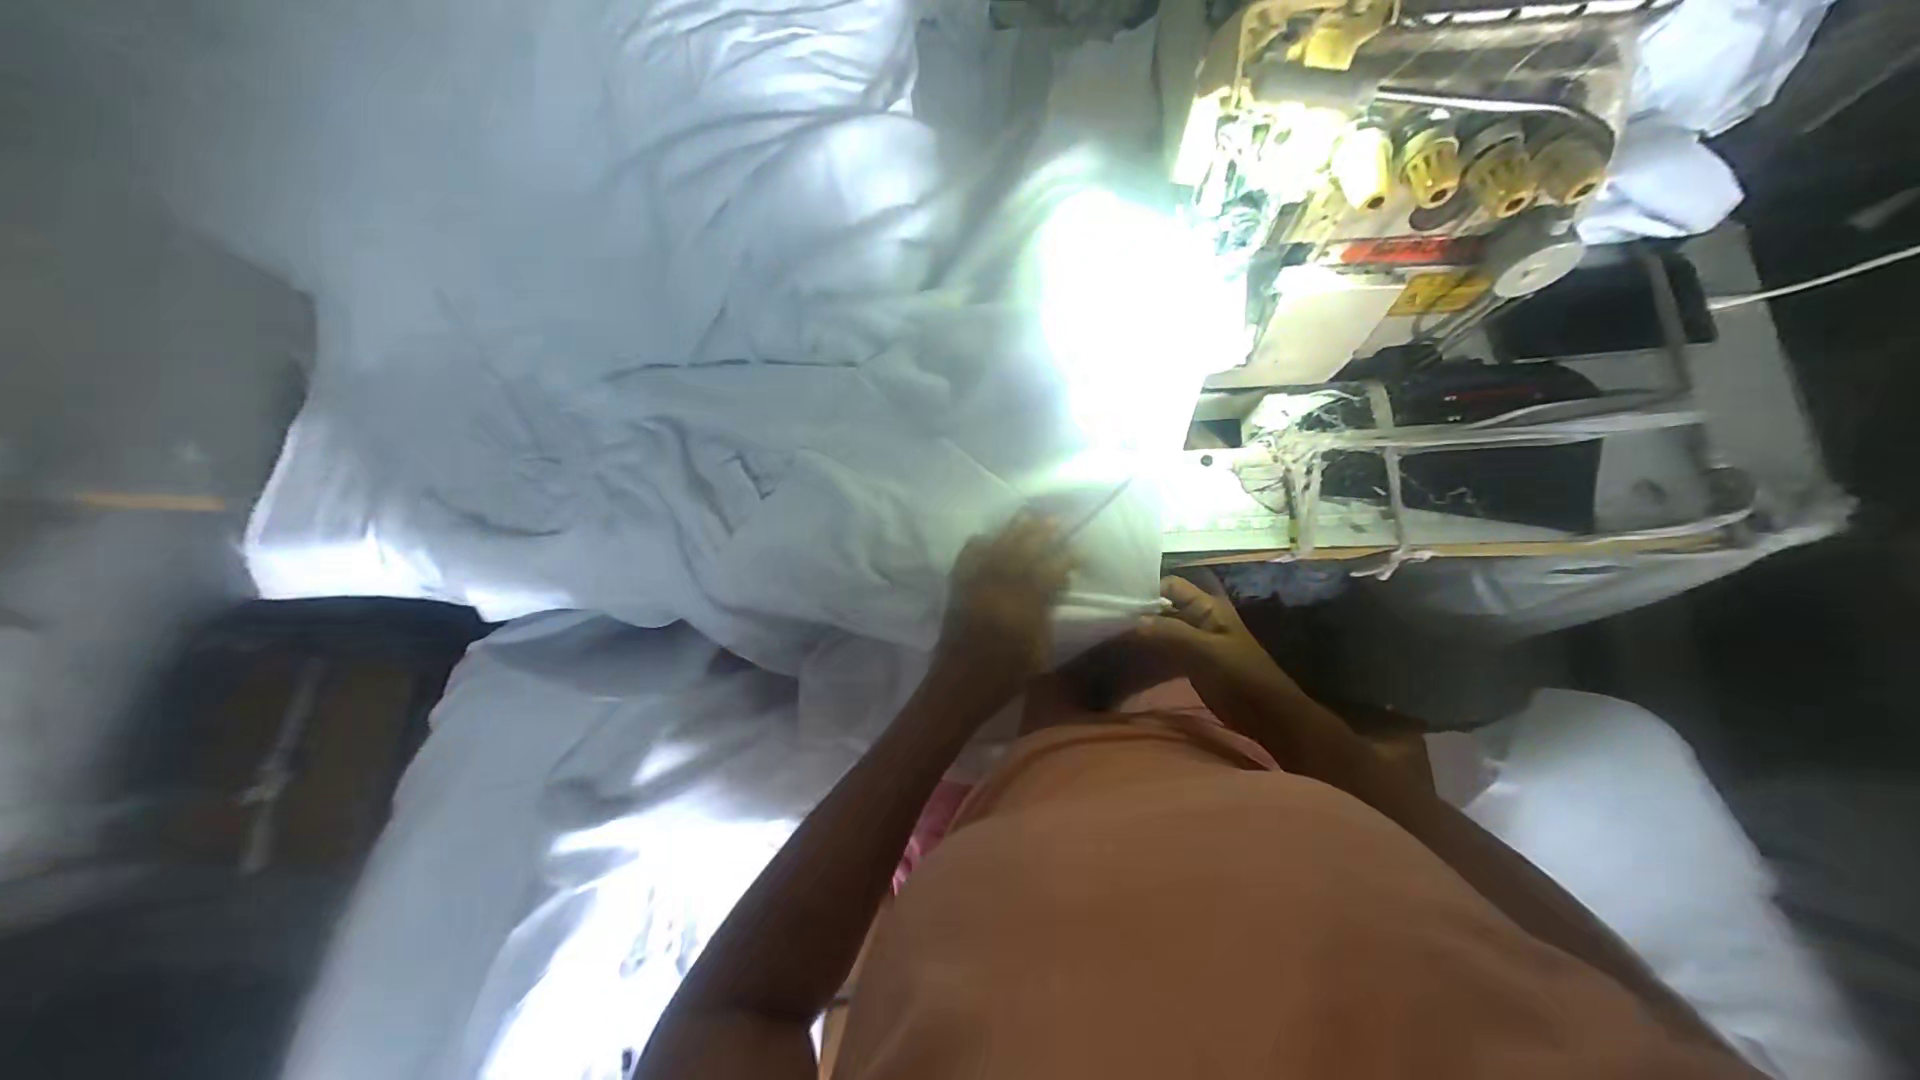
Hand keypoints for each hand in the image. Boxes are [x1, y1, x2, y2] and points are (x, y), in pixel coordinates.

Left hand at [936, 513, 1075, 685]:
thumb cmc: (1004, 677)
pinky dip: (974, 546)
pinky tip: (984, 536)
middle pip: (1020, 552)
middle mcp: (996, 590)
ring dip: (1011, 531)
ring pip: (994, 550)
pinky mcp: (956, 591)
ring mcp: (973, 587)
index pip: (1047, 572)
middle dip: (1040, 533)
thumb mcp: (1037, 652)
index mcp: (1021, 608)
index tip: (1079, 551)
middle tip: (1056, 520)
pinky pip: (965, 561)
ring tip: (1027, 515)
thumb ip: (1045, 616)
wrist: (958, 687)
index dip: (1065, 559)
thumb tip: (1055, 588)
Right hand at [1127, 575, 1299, 701]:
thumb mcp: (1207, 651)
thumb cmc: (1243, 676)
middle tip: (1107, 622)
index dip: (1146, 590)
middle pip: (1162, 608)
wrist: (1268, 715)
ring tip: (1110, 639)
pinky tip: (1127, 658)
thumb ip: (1171, 633)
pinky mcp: (1189, 663)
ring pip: (1160, 630)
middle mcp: (1198, 619)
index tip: (1117, 603)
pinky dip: (1147, 652)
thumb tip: (1133, 620)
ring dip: (1140, 634)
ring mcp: (1193, 642)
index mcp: (1207, 607)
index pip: (1170, 586)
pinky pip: (1162, 651)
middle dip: (1137, 613)